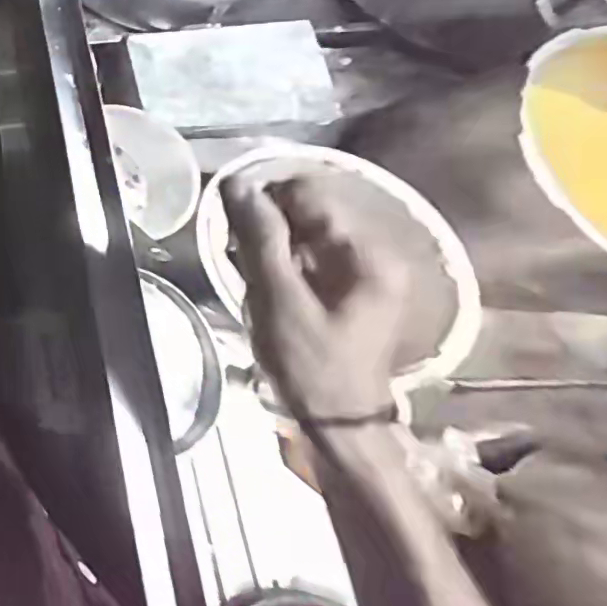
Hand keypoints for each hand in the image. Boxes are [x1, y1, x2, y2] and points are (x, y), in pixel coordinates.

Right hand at [224, 174, 405, 424]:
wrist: (339, 422)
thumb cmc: (309, 362)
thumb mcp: (277, 298)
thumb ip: (258, 237)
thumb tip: (237, 183)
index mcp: (366, 252)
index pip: (306, 194)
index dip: (263, 202)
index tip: (232, 230)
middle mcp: (374, 252)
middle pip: (306, 210)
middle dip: (265, 225)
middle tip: (238, 256)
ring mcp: (364, 270)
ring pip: (304, 231)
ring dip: (270, 244)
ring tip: (249, 273)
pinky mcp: (351, 286)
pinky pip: (309, 253)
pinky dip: (282, 260)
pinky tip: (265, 283)